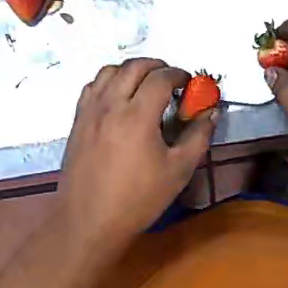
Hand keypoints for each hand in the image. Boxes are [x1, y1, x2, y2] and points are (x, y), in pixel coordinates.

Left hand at [54, 58, 215, 244]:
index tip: (189, 84)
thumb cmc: (138, 199)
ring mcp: (90, 111)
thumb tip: (210, 112)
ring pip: (110, 70)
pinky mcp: (77, 120)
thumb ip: (198, 136)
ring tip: (145, 86)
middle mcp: (111, 105)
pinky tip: (120, 99)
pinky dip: (110, 82)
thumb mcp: (178, 170)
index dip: (179, 75)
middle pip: (134, 66)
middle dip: (157, 66)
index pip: (161, 77)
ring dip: (131, 70)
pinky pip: (93, 86)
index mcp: (137, 115)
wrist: (89, 221)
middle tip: (171, 81)